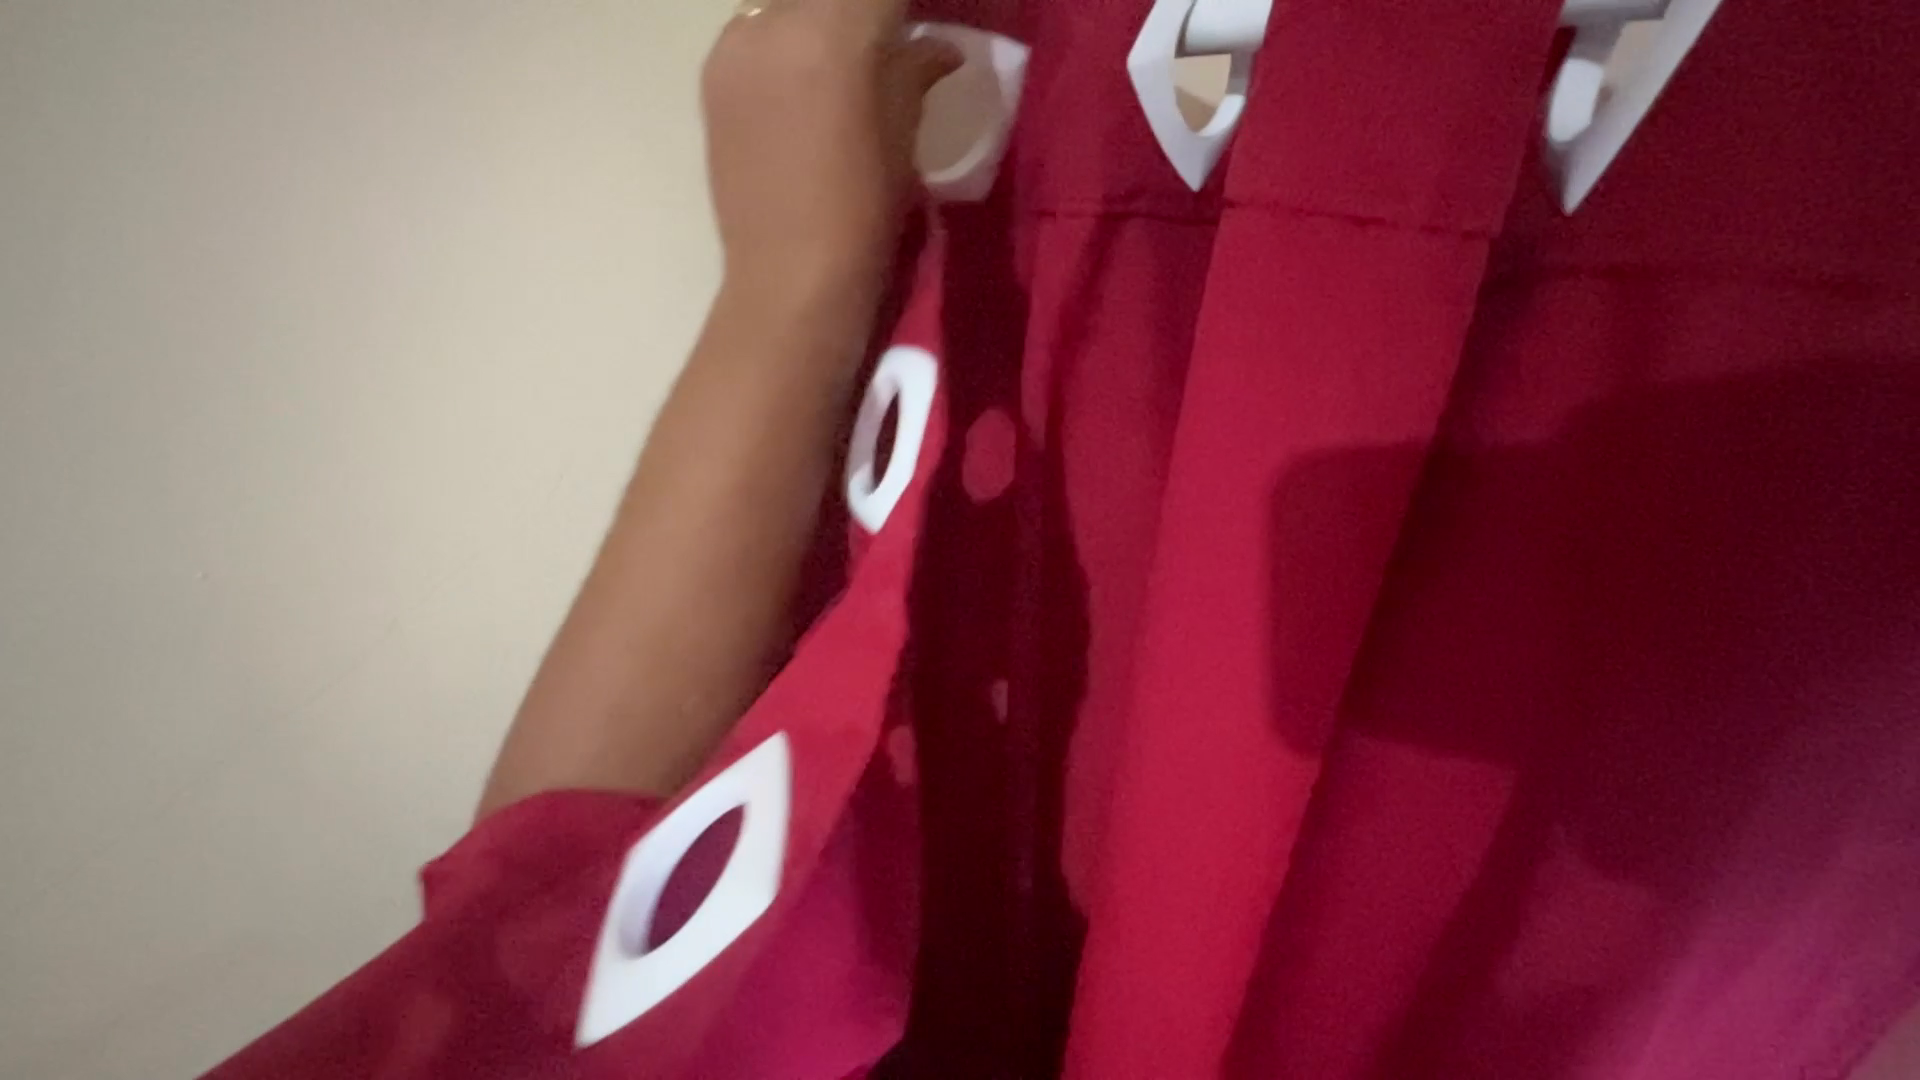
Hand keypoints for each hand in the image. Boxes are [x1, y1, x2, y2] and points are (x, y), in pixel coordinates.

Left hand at [702, 0, 962, 314]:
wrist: (789, 279)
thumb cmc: (861, 219)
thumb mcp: (901, 143)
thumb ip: (914, 75)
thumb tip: (938, 45)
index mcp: (834, 35)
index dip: (903, 8)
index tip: (919, 23)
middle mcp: (773, 22)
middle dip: (862, 11)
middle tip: (886, 40)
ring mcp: (733, 46)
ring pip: (785, 3)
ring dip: (820, 17)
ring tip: (844, 55)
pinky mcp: (711, 76)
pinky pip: (754, 28)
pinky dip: (785, 36)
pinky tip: (805, 74)